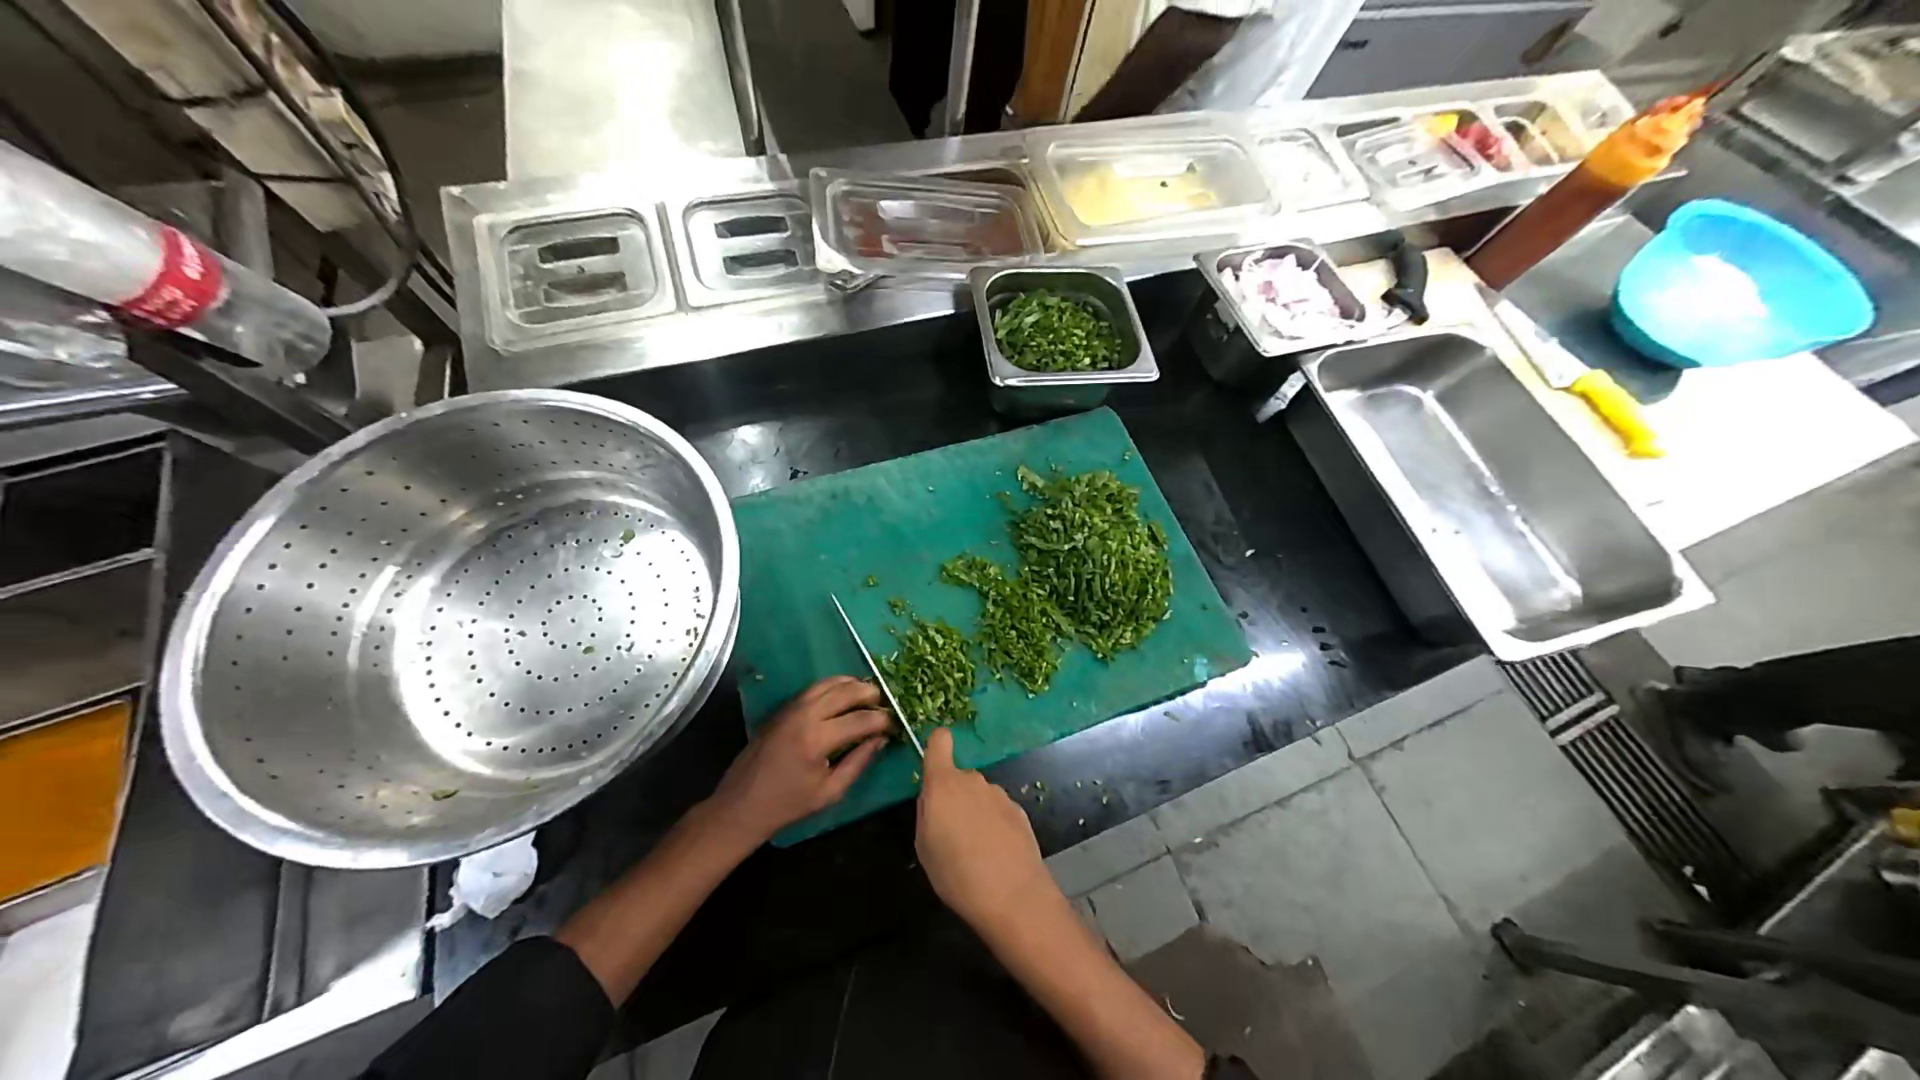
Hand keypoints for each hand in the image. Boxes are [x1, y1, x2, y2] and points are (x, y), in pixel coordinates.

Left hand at [706, 676, 891, 845]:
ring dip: (853, 684)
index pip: (861, 719)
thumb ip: (859, 762)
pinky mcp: (783, 708)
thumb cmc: (788, 804)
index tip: (895, 726)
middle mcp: (805, 715)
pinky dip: (833, 685)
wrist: (741, 804)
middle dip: (871, 694)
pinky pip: (814, 687)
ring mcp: (792, 707)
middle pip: (846, 691)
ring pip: (829, 683)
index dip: (883, 720)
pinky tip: (845, 694)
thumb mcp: (830, 791)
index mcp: (817, 739)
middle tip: (886, 703)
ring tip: (869, 694)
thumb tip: (881, 739)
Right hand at [916, 727, 1056, 936]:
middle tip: (951, 835)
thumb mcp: (924, 847)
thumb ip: (927, 813)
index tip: (935, 763)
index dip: (936, 745)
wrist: (1013, 896)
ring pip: (979, 796)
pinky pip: (998, 811)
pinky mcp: (1019, 810)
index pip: (939, 741)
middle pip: (958, 778)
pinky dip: (995, 825)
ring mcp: (999, 794)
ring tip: (976, 852)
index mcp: (943, 784)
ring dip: (975, 813)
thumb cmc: (956, 874)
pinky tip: (997, 855)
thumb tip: (934, 799)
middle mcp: (973, 780)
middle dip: (954, 798)